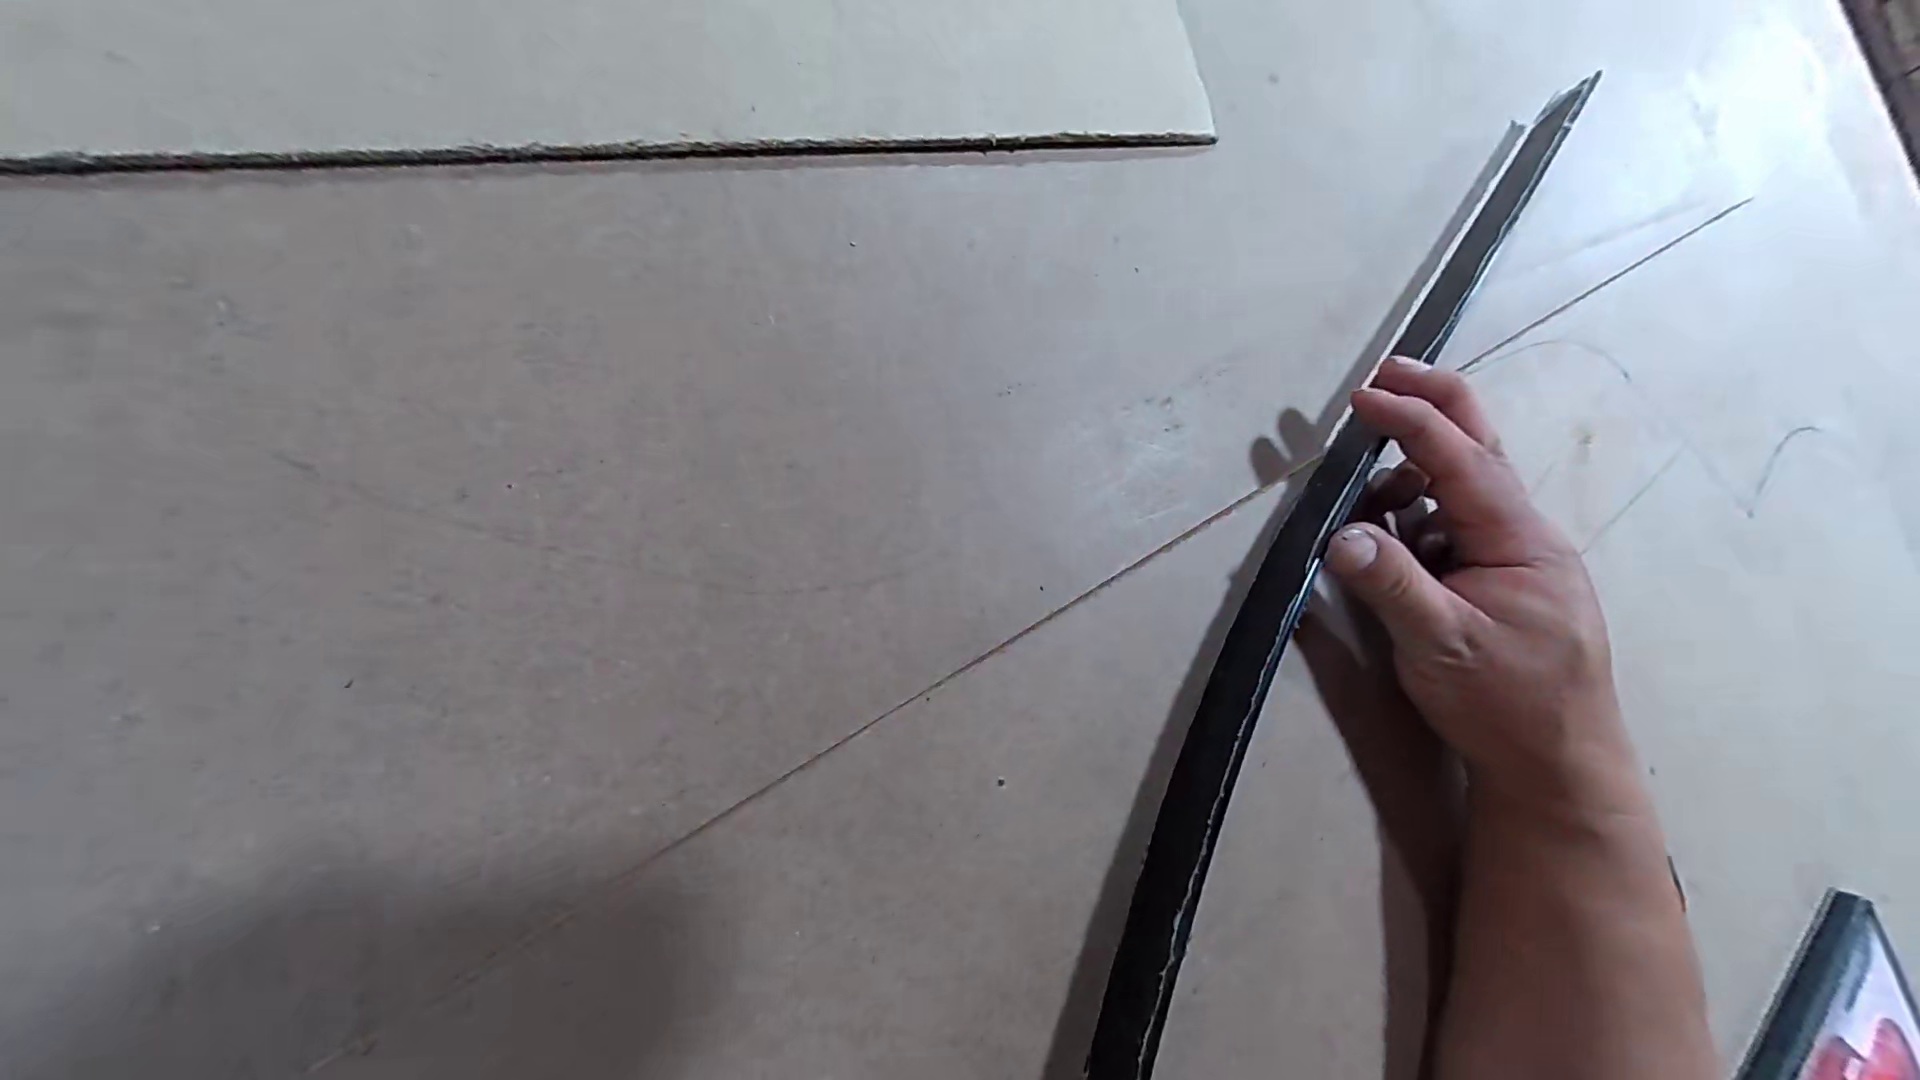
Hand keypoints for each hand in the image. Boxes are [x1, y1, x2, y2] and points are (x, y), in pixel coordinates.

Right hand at [1322, 357, 1643, 815]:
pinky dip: (1406, 513)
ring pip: (1456, 486)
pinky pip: (1442, 524)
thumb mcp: (1442, 644)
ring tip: (1358, 488)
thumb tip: (1338, 534)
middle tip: (1383, 375)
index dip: (1409, 421)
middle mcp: (1517, 533)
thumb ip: (1391, 584)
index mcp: (1517, 539)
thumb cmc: (1506, 702)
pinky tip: (1379, 535)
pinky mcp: (1486, 577)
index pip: (1460, 459)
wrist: (1554, 763)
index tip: (1361, 395)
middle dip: (1433, 404)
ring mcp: (1504, 555)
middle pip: (1479, 447)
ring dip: (1407, 469)